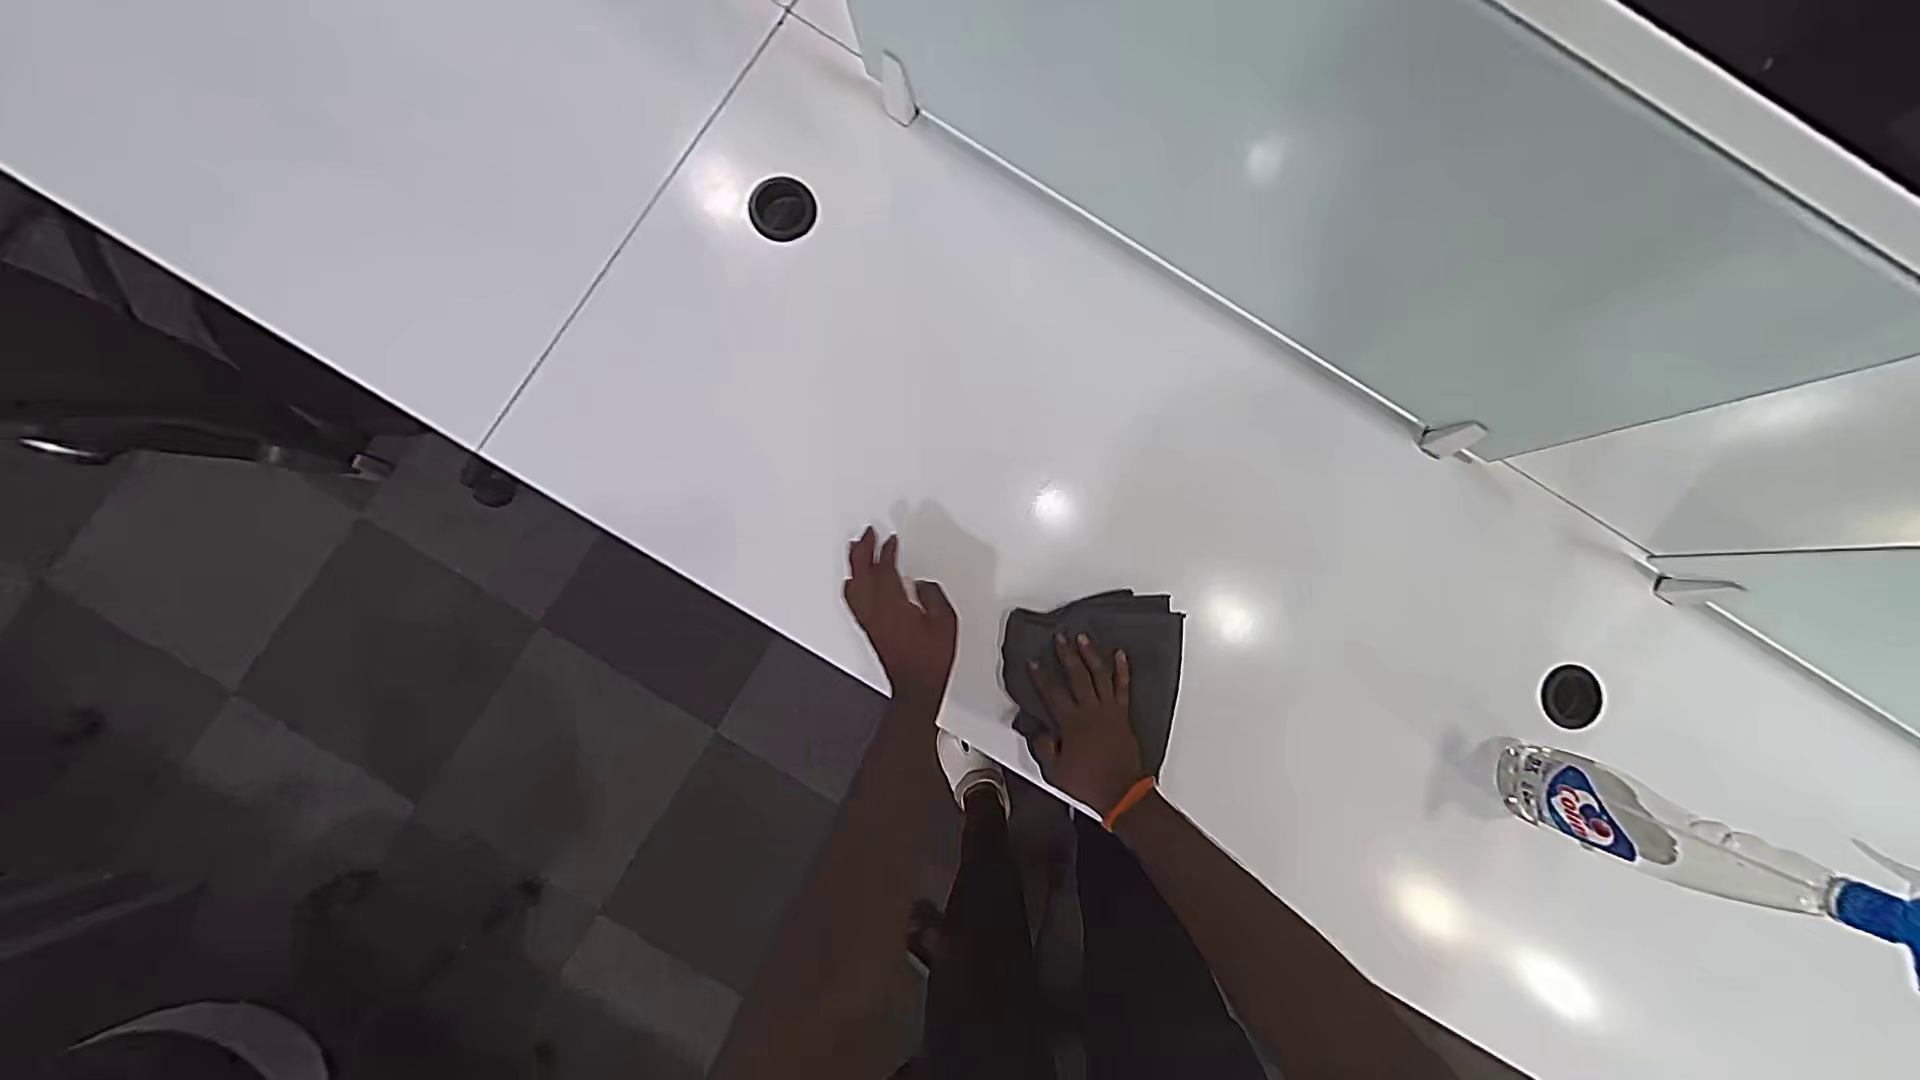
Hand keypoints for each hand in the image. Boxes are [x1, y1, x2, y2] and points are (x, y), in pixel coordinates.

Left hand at [843, 527, 957, 706]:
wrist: (917, 687)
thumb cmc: (930, 659)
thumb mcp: (945, 620)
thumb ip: (932, 594)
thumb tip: (920, 584)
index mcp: (893, 604)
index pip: (883, 568)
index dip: (886, 550)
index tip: (890, 539)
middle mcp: (875, 611)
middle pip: (862, 571)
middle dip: (864, 549)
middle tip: (868, 533)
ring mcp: (868, 620)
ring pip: (853, 584)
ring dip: (854, 563)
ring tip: (855, 548)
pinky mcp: (868, 629)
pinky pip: (853, 600)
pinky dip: (852, 584)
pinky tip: (854, 581)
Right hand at [1028, 634, 1146, 813]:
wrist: (1122, 793)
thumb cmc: (1089, 783)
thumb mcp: (1055, 771)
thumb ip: (1044, 748)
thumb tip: (1040, 732)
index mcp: (1071, 722)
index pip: (1052, 692)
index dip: (1041, 676)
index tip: (1034, 663)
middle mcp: (1090, 711)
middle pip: (1076, 676)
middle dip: (1066, 655)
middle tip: (1060, 639)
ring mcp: (1109, 710)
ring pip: (1099, 675)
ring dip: (1090, 654)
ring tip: (1083, 638)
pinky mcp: (1123, 714)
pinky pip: (1123, 686)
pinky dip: (1122, 669)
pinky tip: (1119, 655)